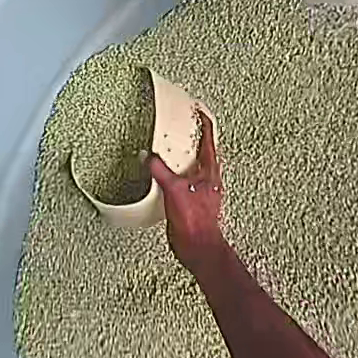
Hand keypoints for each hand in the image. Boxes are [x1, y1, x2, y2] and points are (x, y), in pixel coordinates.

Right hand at [146, 109, 228, 274]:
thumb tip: (148, 156)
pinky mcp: (191, 202)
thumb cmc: (195, 222)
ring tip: (174, 147)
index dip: (204, 121)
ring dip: (185, 155)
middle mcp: (208, 178)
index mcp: (209, 170)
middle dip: (194, 137)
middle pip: (204, 150)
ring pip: (195, 166)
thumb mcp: (174, 190)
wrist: (198, 248)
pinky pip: (184, 181)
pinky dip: (175, 174)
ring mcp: (201, 190)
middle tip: (186, 124)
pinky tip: (167, 177)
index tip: (197, 108)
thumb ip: (160, 171)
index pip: (209, 138)